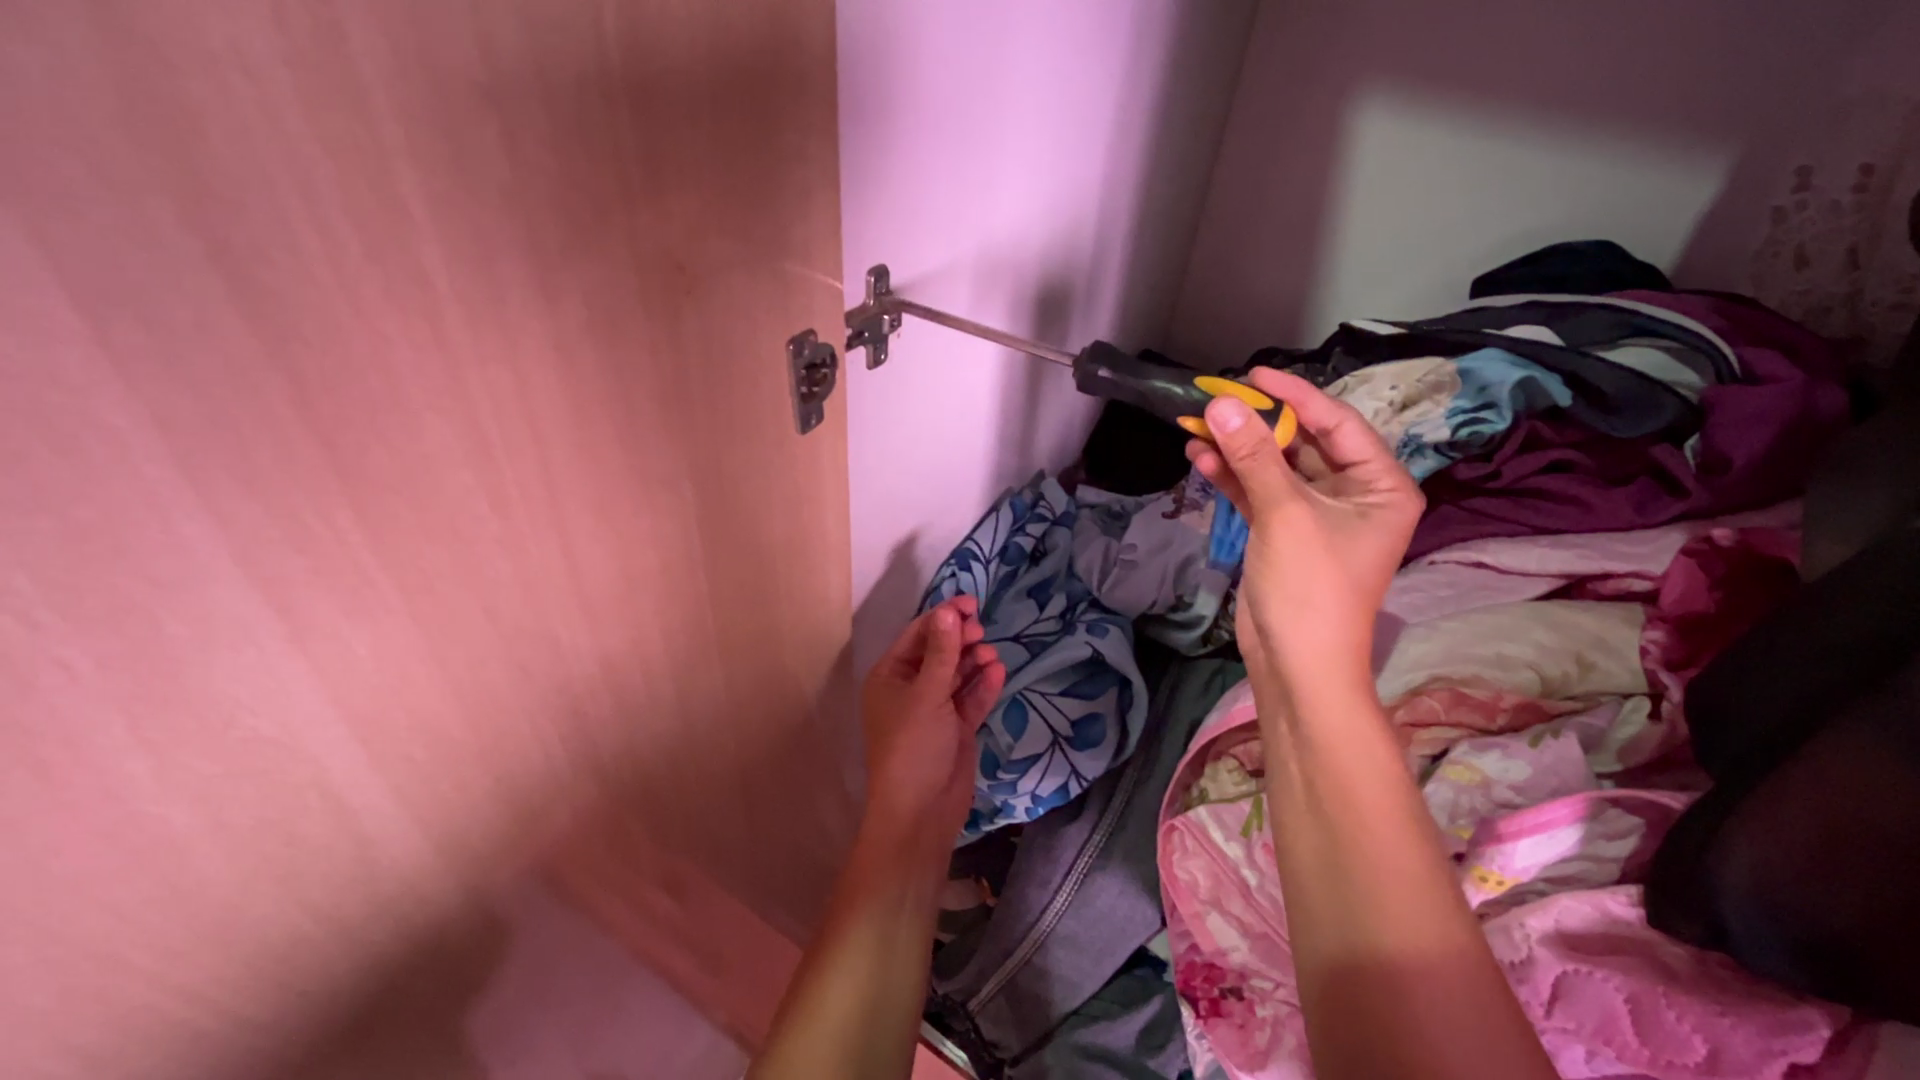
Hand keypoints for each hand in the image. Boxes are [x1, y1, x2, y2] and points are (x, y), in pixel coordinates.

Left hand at [861, 596, 1005, 843]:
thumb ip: (942, 652)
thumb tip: (948, 611)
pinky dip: (983, 686)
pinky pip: (971, 699)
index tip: (972, 604)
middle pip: (939, 652)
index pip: (918, 635)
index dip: (943, 617)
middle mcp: (910, 689)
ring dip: (974, 662)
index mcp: (890, 676)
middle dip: (961, 639)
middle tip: (982, 631)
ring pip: (958, 675)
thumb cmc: (913, 746)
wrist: (921, 812)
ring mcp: (935, 710)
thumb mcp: (927, 694)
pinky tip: (998, 672)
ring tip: (992, 655)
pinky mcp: (956, 729)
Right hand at [1186, 368, 1422, 694]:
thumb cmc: (1311, 586)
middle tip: (1216, 399)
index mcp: (1381, 484)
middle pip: (1303, 443)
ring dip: (1238, 450)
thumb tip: (1219, 404)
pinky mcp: (1284, 534)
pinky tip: (1200, 459)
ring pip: (1275, 468)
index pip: (1338, 424)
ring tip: (1195, 427)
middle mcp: (1354, 494)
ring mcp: (1317, 515)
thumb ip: (1253, 455)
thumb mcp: (1284, 513)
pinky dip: (1232, 478)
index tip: (1252, 374)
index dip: (1295, 396)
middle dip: (1258, 424)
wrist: (1298, 664)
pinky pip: (1259, 493)